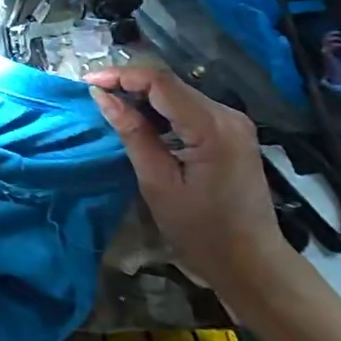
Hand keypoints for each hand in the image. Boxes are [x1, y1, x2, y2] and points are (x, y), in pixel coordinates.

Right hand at [84, 66, 293, 289]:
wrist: (252, 263)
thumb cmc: (201, 231)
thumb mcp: (158, 183)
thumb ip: (132, 133)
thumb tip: (102, 96)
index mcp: (212, 127)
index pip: (161, 83)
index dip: (121, 76)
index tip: (88, 81)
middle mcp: (228, 115)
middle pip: (171, 84)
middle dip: (129, 84)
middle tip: (94, 94)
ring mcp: (233, 122)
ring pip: (179, 94)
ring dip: (143, 96)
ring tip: (109, 105)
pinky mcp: (232, 132)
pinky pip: (190, 108)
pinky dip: (161, 109)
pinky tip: (140, 120)